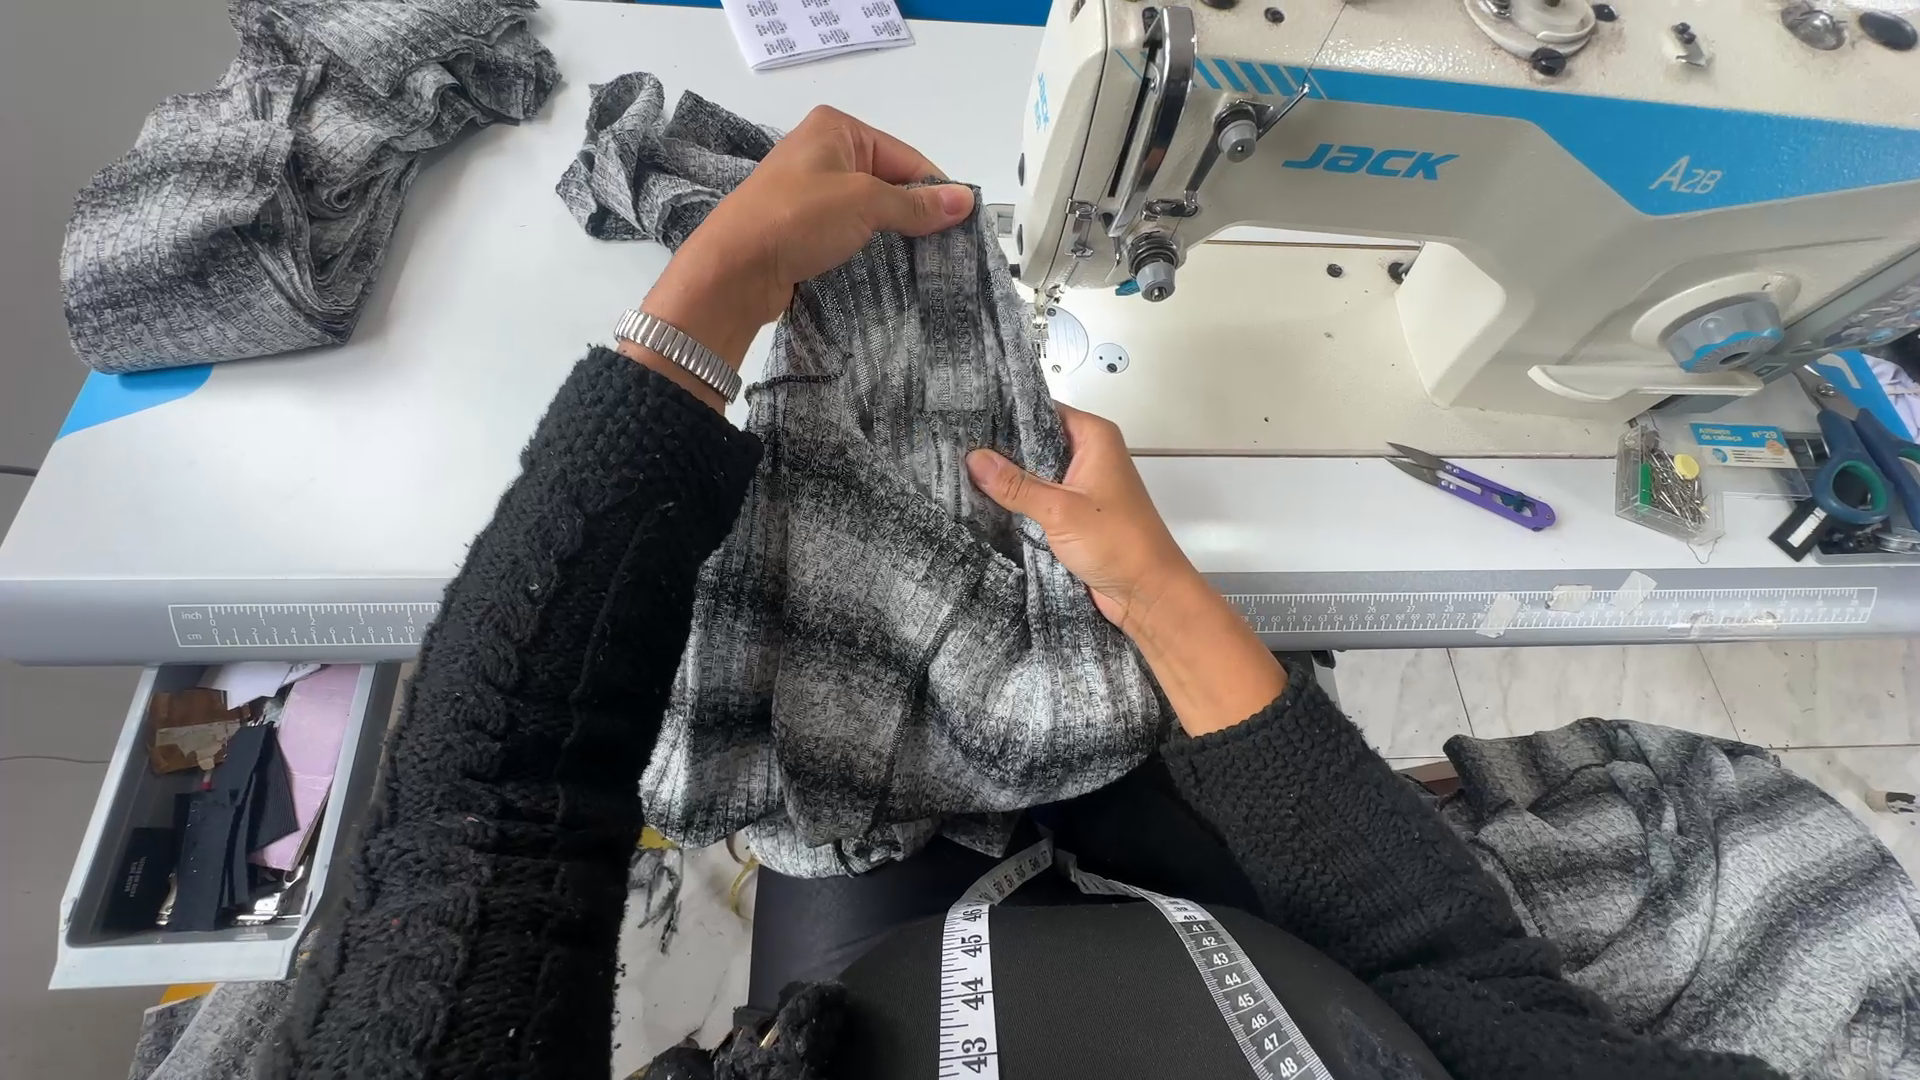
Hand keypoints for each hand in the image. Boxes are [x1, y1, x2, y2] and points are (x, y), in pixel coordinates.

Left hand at [627, 106, 974, 407]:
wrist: (736, 266)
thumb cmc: (799, 219)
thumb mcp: (865, 203)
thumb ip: (916, 204)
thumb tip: (966, 200)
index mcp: (839, 129)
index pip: (907, 157)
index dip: (936, 190)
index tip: (962, 227)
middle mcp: (825, 152)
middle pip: (890, 182)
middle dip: (916, 214)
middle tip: (946, 250)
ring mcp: (811, 190)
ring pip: (870, 210)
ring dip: (894, 234)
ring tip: (923, 264)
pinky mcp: (803, 226)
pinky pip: (849, 231)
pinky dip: (870, 247)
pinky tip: (887, 269)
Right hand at [967, 403, 1286, 735]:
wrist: (1146, 592)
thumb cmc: (1119, 543)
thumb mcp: (1060, 510)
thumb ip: (1016, 485)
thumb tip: (974, 459)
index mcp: (1094, 437)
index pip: (1042, 410)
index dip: (1006, 413)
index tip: (967, 416)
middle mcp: (1089, 454)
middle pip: (1035, 441)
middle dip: (1000, 448)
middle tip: (955, 447)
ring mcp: (1080, 484)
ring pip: (1035, 471)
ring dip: (1007, 477)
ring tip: (961, 471)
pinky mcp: (1073, 512)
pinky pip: (1039, 497)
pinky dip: (1017, 500)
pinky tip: (984, 500)